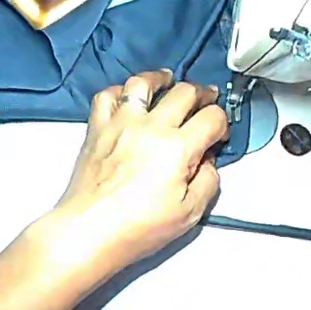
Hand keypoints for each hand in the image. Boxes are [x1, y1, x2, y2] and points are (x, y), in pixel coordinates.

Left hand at [29, 70, 228, 281]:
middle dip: (202, 94)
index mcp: (178, 147)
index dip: (222, 123)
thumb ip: (208, 182)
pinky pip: (107, 95)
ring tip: (168, 81)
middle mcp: (150, 127)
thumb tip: (207, 162)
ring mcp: (120, 123)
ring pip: (143, 82)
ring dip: (160, 79)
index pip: (212, 117)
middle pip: (184, 92)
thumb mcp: (189, 213)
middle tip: (205, 101)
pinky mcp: (97, 128)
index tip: (218, 134)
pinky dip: (120, 92)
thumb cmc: (135, 227)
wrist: (89, 230)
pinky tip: (128, 98)